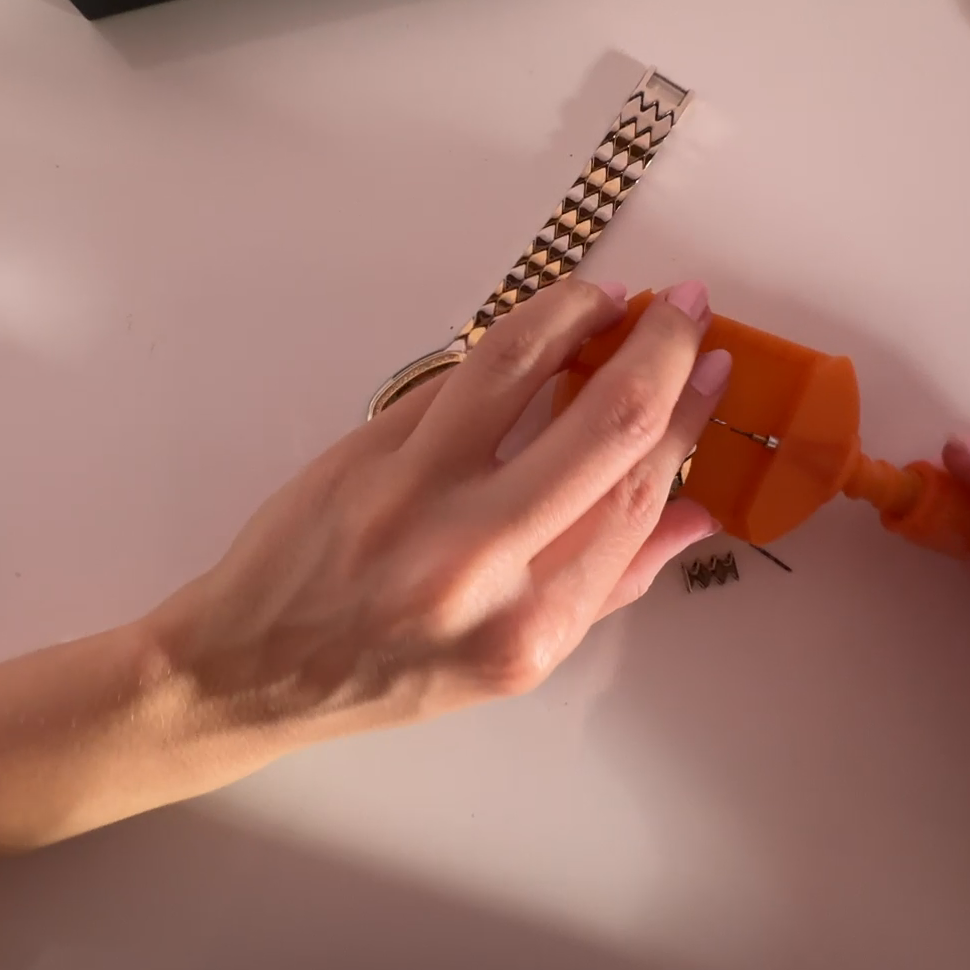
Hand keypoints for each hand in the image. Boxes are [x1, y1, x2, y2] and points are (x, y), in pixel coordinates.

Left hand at [148, 279, 728, 744]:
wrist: (258, 661)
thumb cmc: (390, 673)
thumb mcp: (510, 661)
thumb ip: (606, 584)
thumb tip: (693, 510)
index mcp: (529, 628)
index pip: (636, 497)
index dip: (688, 419)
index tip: (711, 368)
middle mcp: (475, 556)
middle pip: (602, 422)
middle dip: (660, 346)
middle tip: (680, 305)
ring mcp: (409, 493)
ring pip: (514, 363)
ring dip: (574, 309)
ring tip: (603, 296)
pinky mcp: (361, 450)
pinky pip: (448, 380)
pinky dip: (502, 344)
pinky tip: (529, 336)